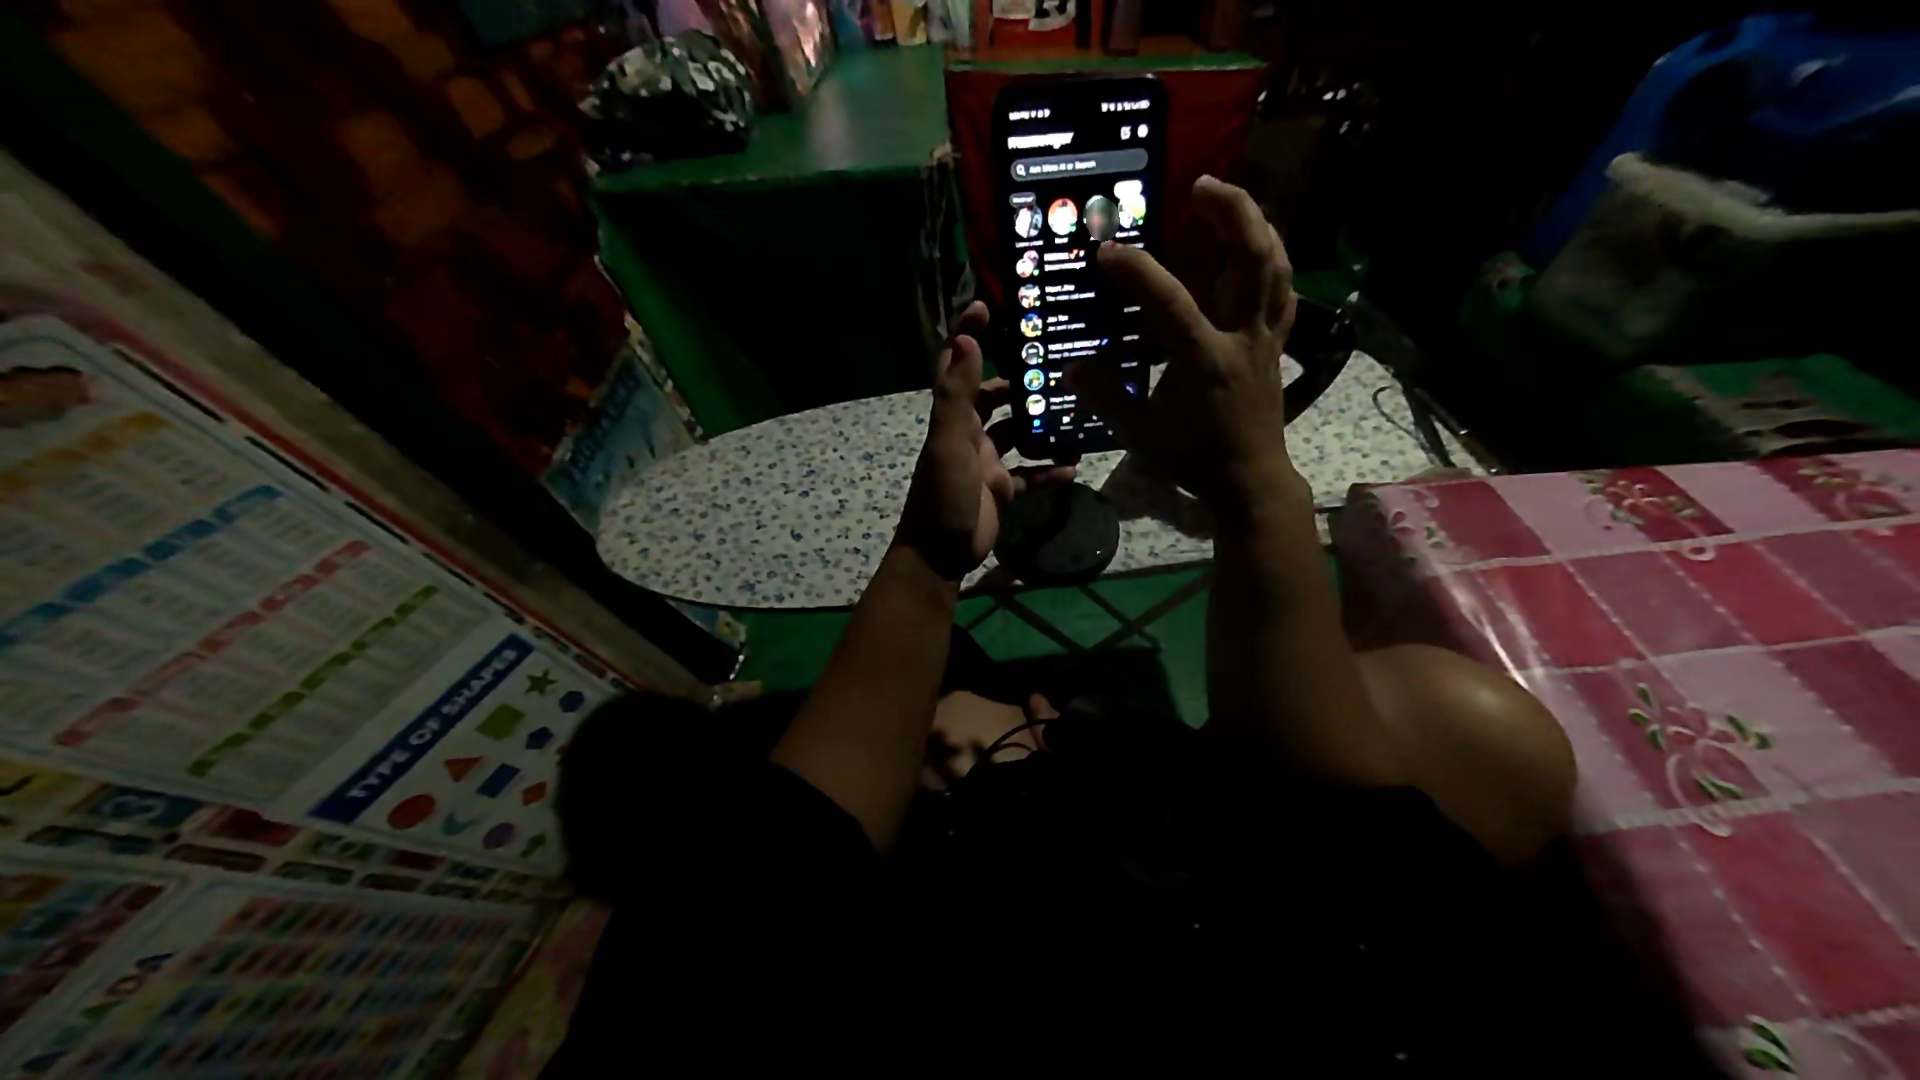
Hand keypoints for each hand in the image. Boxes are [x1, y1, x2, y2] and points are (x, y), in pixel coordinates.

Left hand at [898, 302, 1074, 578]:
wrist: (941, 554)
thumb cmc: (943, 496)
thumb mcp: (949, 443)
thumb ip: (956, 395)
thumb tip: (965, 338)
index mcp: (953, 418)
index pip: (955, 365)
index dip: (966, 334)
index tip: (988, 307)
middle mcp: (969, 434)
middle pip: (993, 396)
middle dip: (1020, 380)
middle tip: (1056, 364)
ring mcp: (986, 462)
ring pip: (1017, 434)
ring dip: (1041, 425)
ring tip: (1075, 411)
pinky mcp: (1001, 488)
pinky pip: (1029, 473)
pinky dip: (1049, 468)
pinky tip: (1075, 463)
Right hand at [1071, 176, 1305, 519]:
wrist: (1250, 480)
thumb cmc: (1194, 459)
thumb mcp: (1141, 436)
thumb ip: (1107, 398)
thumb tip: (1073, 369)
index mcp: (1204, 363)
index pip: (1170, 304)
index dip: (1138, 272)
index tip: (1107, 252)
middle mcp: (1241, 340)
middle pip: (1251, 261)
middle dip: (1231, 213)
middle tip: (1201, 185)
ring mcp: (1265, 339)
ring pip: (1275, 268)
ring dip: (1256, 225)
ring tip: (1230, 201)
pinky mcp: (1276, 345)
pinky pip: (1283, 291)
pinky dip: (1272, 261)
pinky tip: (1256, 248)